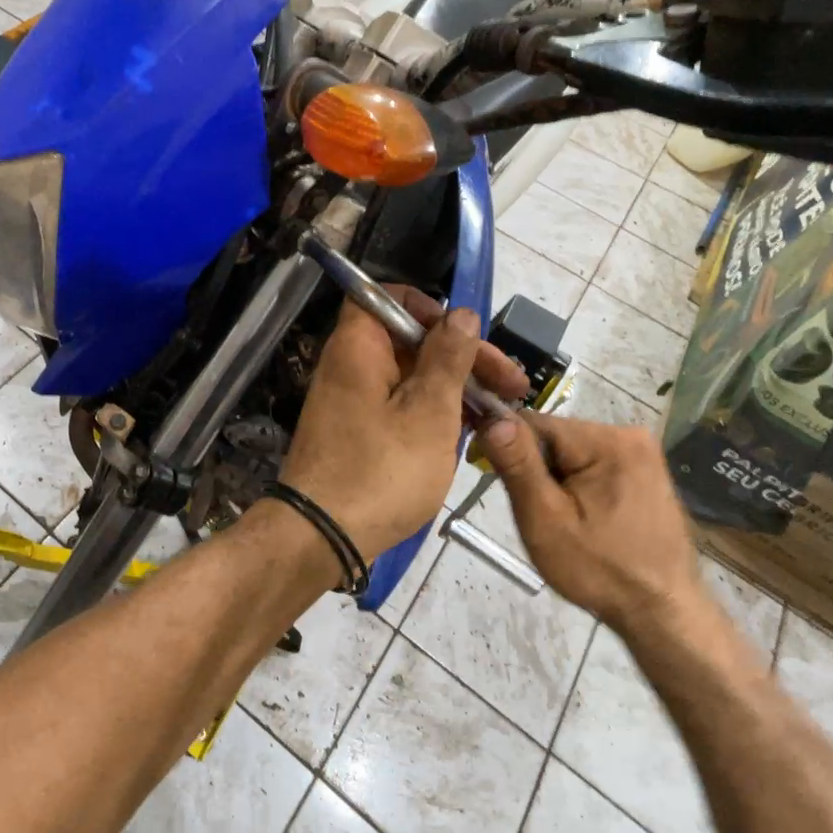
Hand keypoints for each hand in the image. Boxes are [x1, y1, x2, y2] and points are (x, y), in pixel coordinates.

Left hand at [281, 288, 529, 561]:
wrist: (322, 534)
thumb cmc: (381, 470)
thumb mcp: (428, 412)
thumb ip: (447, 360)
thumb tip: (459, 314)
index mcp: (357, 347)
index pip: (385, 298)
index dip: (428, 307)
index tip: (467, 335)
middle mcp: (347, 365)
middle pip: (406, 340)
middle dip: (459, 355)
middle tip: (510, 385)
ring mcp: (349, 400)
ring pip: (407, 376)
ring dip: (452, 387)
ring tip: (499, 414)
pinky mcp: (355, 431)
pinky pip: (397, 405)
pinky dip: (431, 412)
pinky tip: (468, 433)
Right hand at [478, 411, 703, 628]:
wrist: (662, 614)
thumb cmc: (599, 569)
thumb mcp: (544, 518)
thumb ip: (517, 463)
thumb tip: (491, 416)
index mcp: (607, 439)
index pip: (530, 423)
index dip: (506, 450)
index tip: (497, 482)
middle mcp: (629, 434)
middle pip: (551, 436)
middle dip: (533, 468)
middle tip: (535, 512)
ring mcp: (641, 453)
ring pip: (568, 451)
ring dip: (552, 478)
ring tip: (558, 519)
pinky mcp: (644, 472)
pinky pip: (589, 464)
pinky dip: (574, 485)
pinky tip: (580, 517)